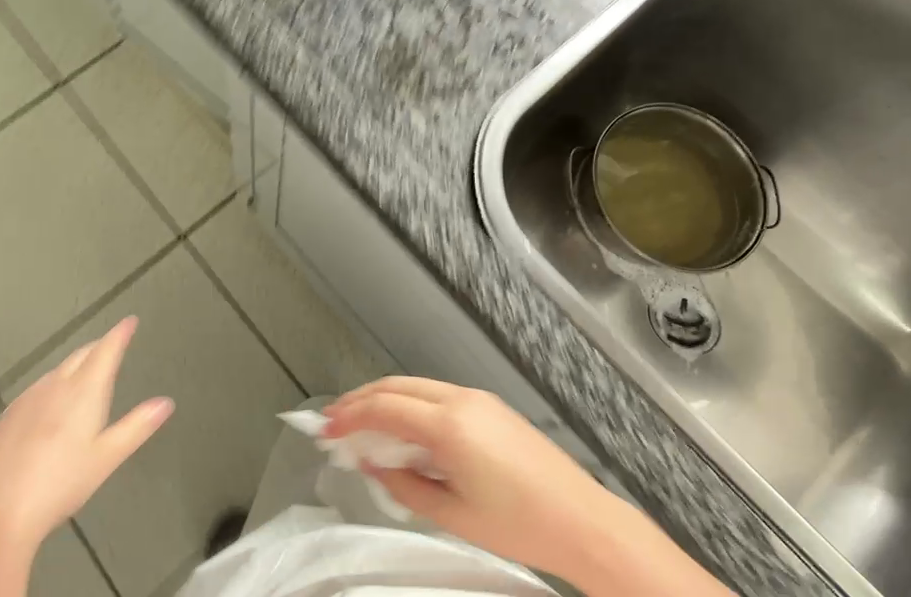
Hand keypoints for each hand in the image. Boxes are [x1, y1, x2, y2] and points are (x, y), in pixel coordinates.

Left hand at [0, 316, 173, 552]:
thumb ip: (137, 427)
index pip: (105, 351)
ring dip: (75, 366)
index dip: (120, 334)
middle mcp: (55, 386)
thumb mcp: (106, 458)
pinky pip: (38, 388)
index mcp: (83, 392)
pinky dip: (54, 385)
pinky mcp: (8, 416)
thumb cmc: (61, 483)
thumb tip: (166, 402)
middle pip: (81, 356)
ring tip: (86, 373)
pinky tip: (52, 405)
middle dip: (99, 347)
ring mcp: (28, 399)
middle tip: (112, 345)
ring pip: (57, 371)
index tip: (130, 320)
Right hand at [324, 378, 607, 576]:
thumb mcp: (452, 515)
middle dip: (361, 399)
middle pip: (397, 385)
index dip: (349, 415)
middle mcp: (463, 400)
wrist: (584, 523)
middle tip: (335, 421)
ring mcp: (480, 400)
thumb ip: (404, 485)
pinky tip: (403, 430)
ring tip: (362, 425)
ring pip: (417, 386)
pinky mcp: (492, 408)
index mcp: (450, 425)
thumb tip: (372, 462)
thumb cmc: (520, 525)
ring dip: (385, 400)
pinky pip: (438, 396)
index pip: (385, 407)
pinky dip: (411, 405)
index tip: (325, 429)